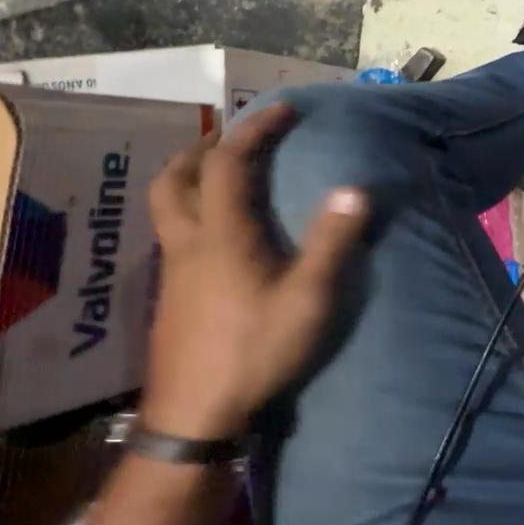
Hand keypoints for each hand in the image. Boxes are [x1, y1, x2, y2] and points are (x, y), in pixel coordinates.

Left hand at [142, 105, 368, 440]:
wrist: (194, 415)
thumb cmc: (256, 350)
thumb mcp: (309, 297)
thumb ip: (332, 242)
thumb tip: (356, 189)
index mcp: (222, 236)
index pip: (227, 164)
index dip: (253, 130)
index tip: (282, 109)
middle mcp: (189, 244)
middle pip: (175, 178)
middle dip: (204, 147)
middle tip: (238, 135)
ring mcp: (174, 271)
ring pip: (167, 206)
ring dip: (191, 175)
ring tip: (225, 171)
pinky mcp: (172, 294)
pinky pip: (175, 231)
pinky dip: (193, 208)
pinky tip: (221, 229)